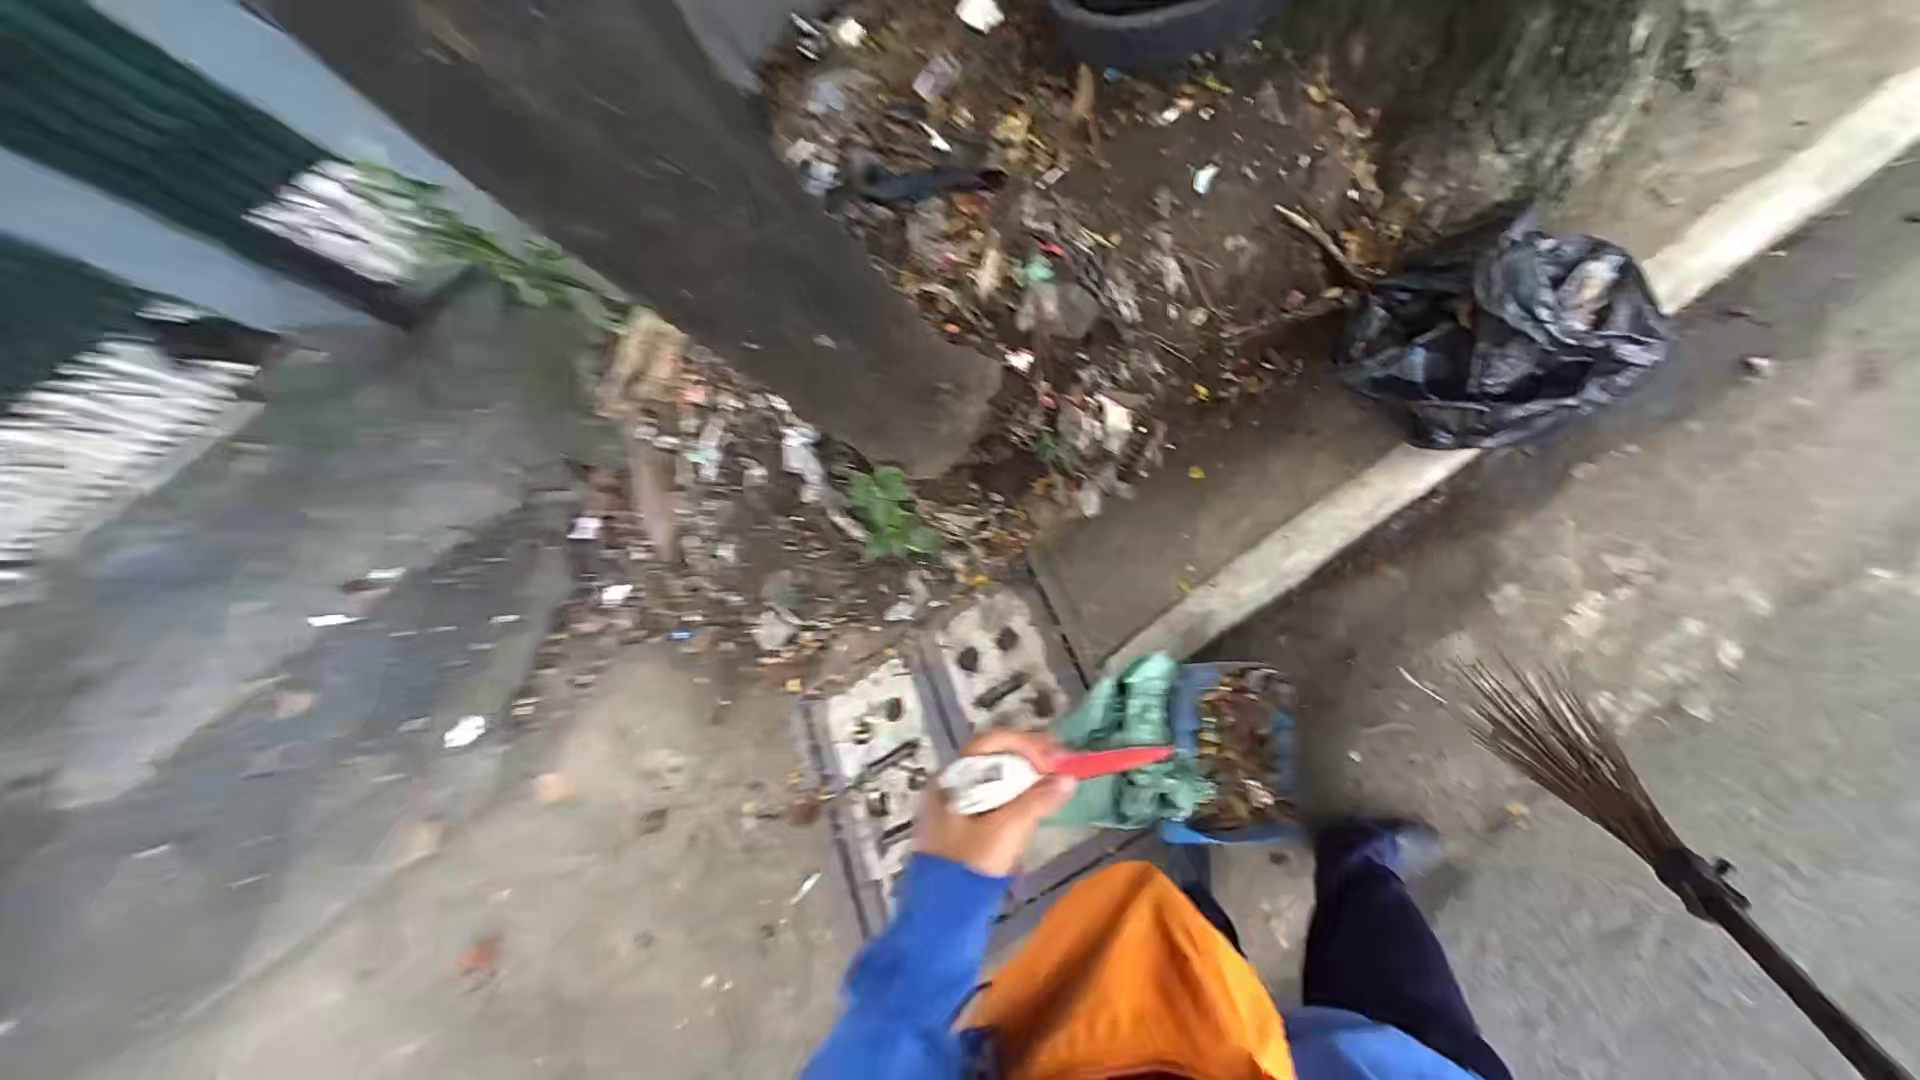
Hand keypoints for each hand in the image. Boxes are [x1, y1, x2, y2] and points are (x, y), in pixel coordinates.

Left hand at [917, 730, 1077, 877]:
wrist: (941, 916)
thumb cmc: (971, 866)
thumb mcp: (1007, 830)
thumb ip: (1038, 800)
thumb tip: (1067, 778)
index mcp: (952, 776)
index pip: (992, 741)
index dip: (1026, 744)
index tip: (1054, 759)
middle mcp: (948, 782)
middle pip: (993, 755)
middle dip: (1028, 757)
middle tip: (1058, 766)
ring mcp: (952, 803)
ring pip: (992, 775)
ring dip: (1023, 775)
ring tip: (1051, 782)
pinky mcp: (958, 823)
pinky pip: (989, 794)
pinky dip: (1013, 792)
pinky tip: (1031, 802)